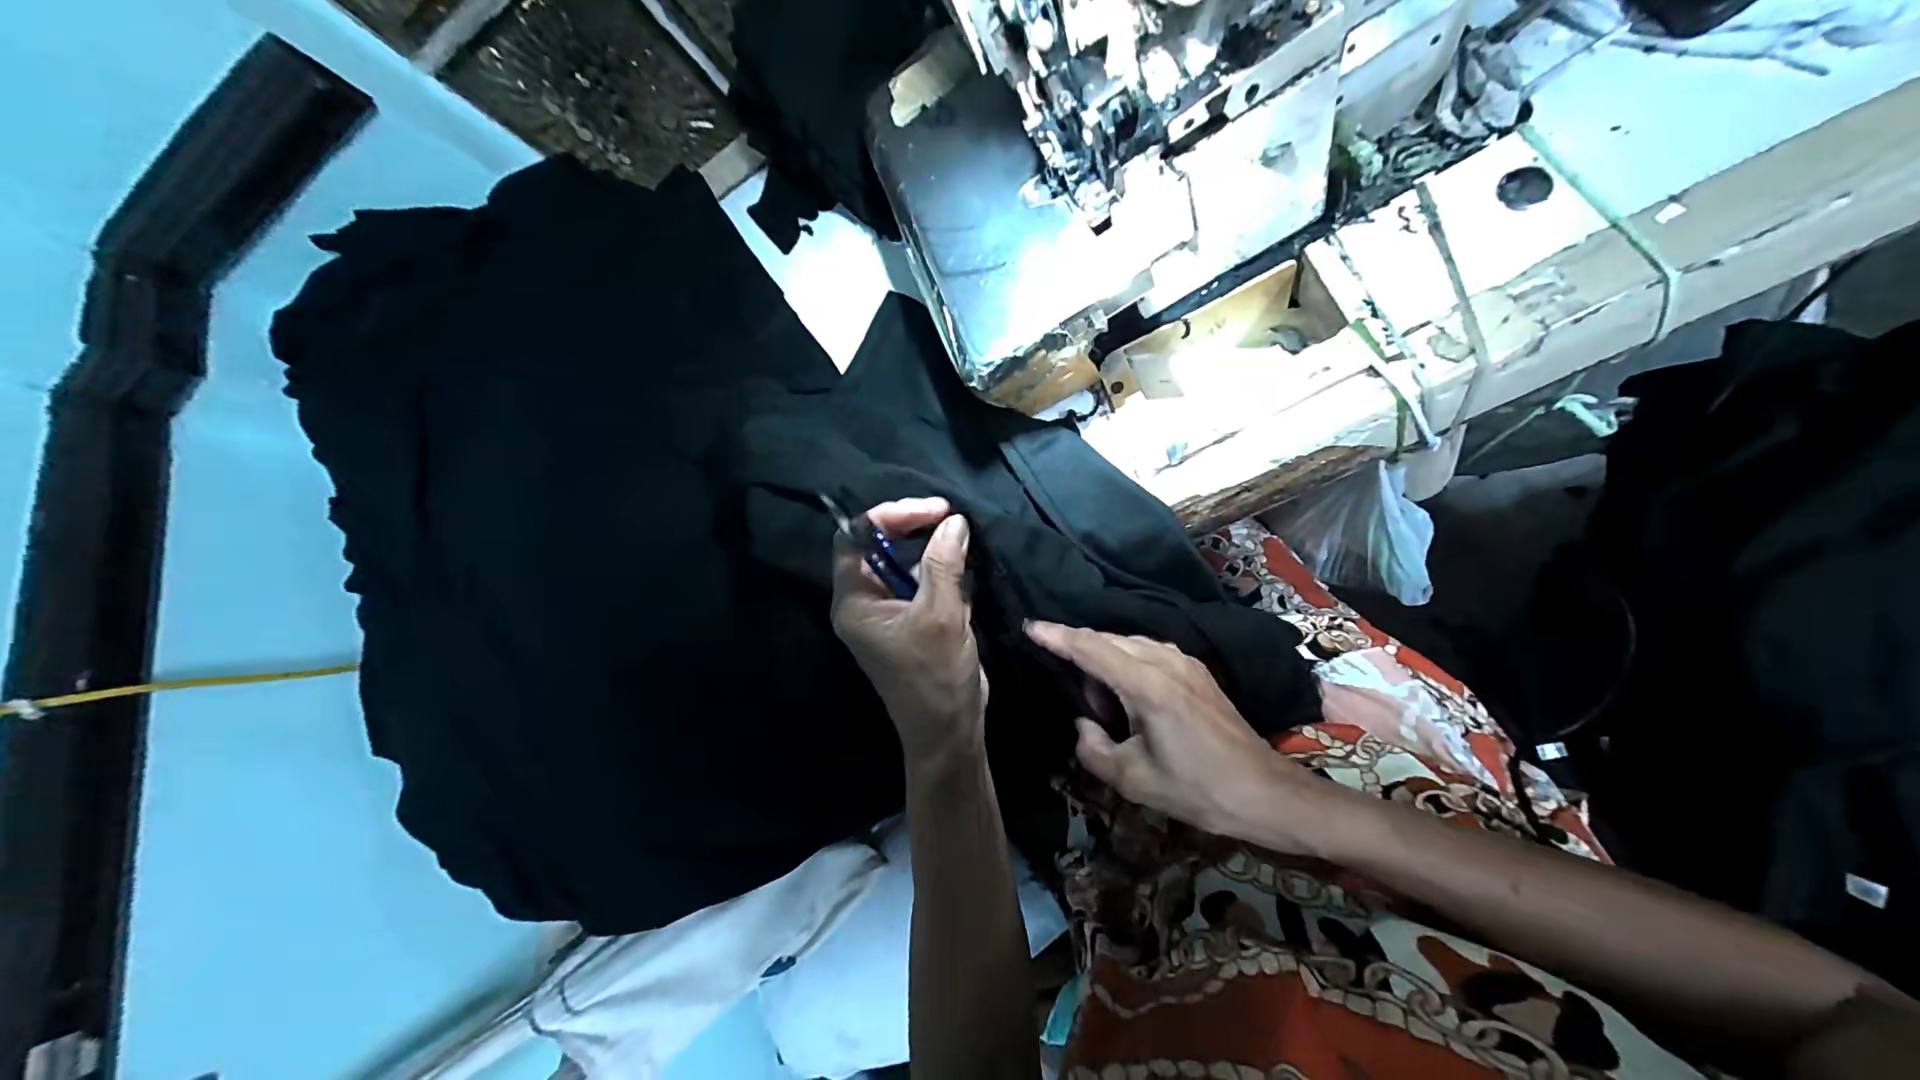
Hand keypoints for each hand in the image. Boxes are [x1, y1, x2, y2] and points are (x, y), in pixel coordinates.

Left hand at [831, 498, 986, 767]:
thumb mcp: (940, 615)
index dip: (890, 516)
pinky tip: (968, 571)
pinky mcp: (915, 622)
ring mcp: (892, 613)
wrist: (949, 732)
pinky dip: (946, 574)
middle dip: (917, 530)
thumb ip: (944, 563)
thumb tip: (954, 521)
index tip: (933, 511)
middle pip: (882, 547)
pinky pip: (925, 585)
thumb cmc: (935, 676)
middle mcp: (867, 603)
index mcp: (855, 601)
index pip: (856, 538)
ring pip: (908, 565)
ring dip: (936, 552)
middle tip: (953, 519)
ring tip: (965, 544)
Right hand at [1026, 621, 1357, 855]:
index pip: (1091, 648)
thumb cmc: (1199, 790)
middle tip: (1088, 710)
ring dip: (1108, 665)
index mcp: (1148, 685)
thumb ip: (1093, 748)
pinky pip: (1149, 652)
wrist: (1267, 793)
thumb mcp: (1133, 779)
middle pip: (1109, 640)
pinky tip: (1132, 701)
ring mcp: (1186, 663)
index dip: (1057, 636)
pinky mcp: (1198, 672)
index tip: (1030, 626)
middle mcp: (1167, 661)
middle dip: (1083, 659)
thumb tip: (1083, 724)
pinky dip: (1128, 666)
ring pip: (1129, 644)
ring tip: (1112, 713)